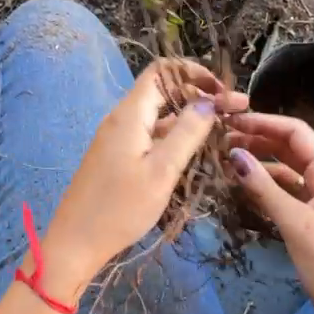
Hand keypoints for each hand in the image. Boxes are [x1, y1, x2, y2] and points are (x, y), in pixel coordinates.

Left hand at [39, 60, 247, 301]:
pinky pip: (151, 135)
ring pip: (159, 116)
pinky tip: (197, 149)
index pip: (161, 71)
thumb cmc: (119, 207)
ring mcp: (118, 139)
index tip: (223, 89)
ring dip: (191, 117)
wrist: (75, 242)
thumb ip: (186, 133)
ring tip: (226, 129)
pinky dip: (175, 135)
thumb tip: (207, 102)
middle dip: (200, 95)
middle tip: (237, 110)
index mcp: (129, 114)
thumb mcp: (161, 171)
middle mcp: (122, 119)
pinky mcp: (118, 157)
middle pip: (163, 91)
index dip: (194, 72)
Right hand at [227, 113, 313, 313]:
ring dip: (260, 165)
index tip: (230, 120)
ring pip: (287, 172)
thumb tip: (234, 155)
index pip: (296, 132)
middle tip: (220, 141)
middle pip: (291, 148)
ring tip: (225, 162)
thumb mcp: (296, 224)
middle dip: (258, 140)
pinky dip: (266, 189)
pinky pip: (288, 195)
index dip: (263, 123)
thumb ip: (264, 188)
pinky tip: (242, 189)